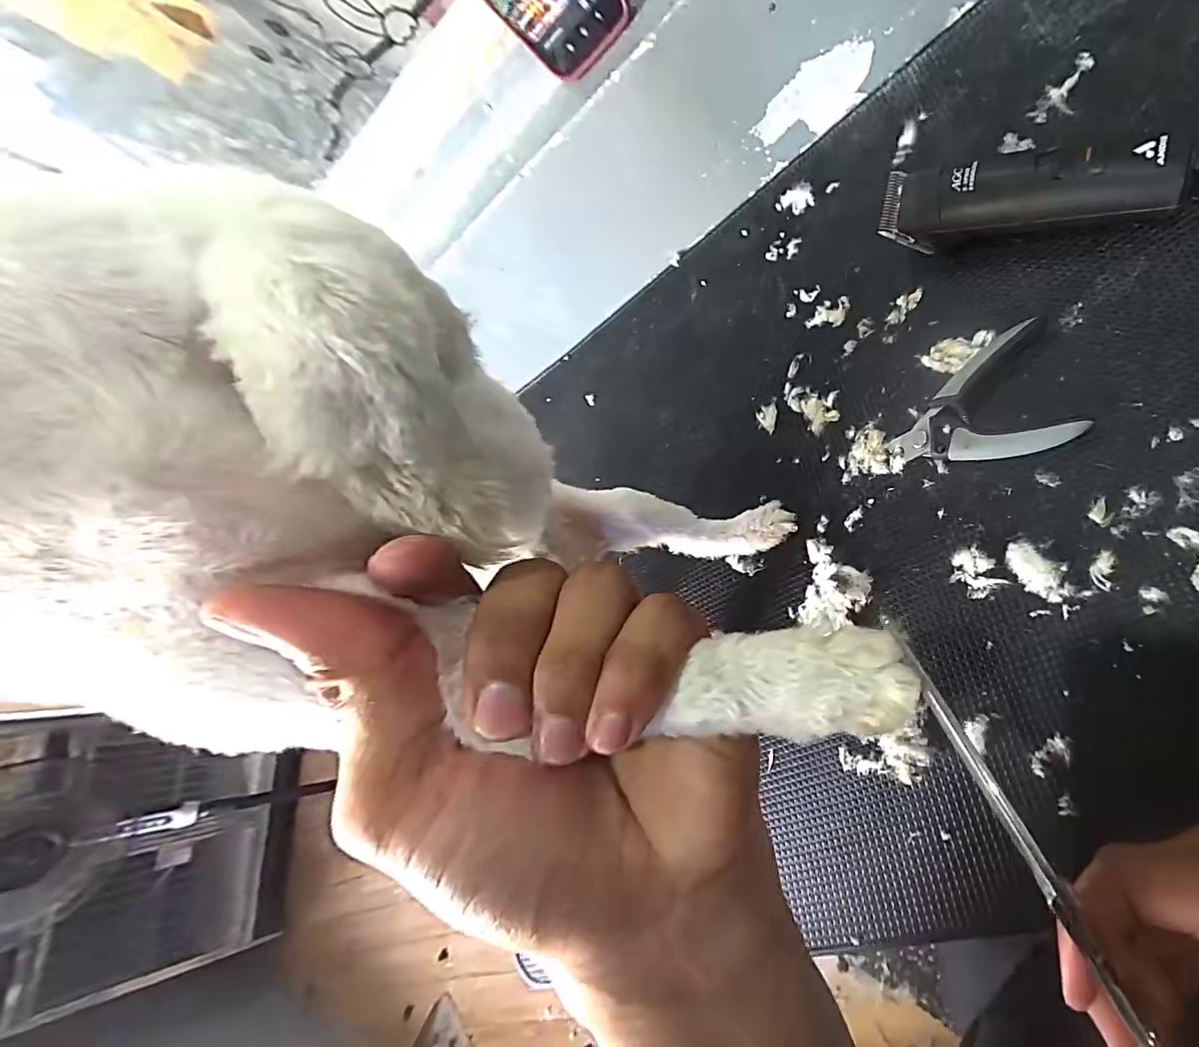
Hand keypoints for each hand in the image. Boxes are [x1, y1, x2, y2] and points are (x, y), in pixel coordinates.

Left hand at [202, 537, 848, 1046]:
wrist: (632, 899)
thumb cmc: (514, 859)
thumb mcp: (405, 795)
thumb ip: (360, 690)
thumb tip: (244, 603)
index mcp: (476, 663)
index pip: (451, 577)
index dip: (428, 559)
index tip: (403, 566)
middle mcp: (554, 637)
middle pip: (530, 573)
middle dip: (507, 642)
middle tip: (502, 727)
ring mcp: (628, 639)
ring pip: (600, 583)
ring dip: (572, 665)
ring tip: (570, 747)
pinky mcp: (693, 649)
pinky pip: (665, 616)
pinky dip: (637, 669)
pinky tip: (624, 731)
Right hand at [1060, 811, 1198, 1046]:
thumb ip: (1195, 1043)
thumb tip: (1131, 1043)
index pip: (1125, 875)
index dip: (1084, 932)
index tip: (1085, 1011)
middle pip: (1134, 881)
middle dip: (1113, 956)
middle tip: (1127, 1040)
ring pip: (1158, 893)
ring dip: (1142, 963)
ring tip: (1155, 1035)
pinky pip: (1191, 903)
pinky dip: (1174, 958)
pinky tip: (1187, 1013)